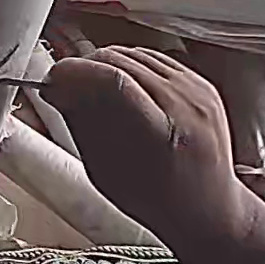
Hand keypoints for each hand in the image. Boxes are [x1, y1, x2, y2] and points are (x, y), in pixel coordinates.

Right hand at [41, 48, 264, 263]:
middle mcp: (187, 106)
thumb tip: (55, 88)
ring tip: (88, 86)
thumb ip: (81, 122)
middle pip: (119, 61)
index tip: (53, 78)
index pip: (113, 80)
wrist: (211, 210)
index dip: (75, 71)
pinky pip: (151, 57)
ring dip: (102, 64)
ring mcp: (198, 92)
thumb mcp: (105, 168)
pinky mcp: (201, 84)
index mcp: (162, 132)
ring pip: (132, 53)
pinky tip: (115, 83)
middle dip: (83, 67)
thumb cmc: (156, 199)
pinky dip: (126, 64)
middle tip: (64, 84)